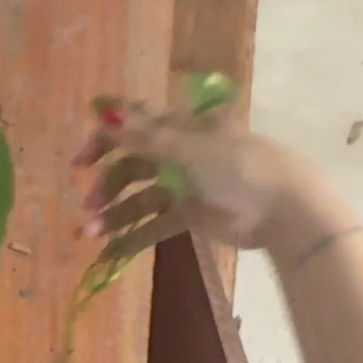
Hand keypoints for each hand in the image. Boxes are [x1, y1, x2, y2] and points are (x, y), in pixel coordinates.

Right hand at [75, 104, 338, 255]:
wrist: (283, 209)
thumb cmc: (239, 168)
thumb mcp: (189, 148)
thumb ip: (143, 136)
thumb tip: (103, 111)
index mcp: (184, 126)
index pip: (136, 124)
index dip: (105, 137)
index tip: (79, 161)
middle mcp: (182, 152)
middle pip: (134, 164)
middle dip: (108, 184)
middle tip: (88, 206)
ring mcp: (186, 185)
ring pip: (140, 198)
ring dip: (113, 214)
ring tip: (89, 233)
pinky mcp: (191, 215)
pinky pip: (154, 224)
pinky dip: (132, 236)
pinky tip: (109, 250)